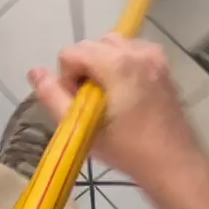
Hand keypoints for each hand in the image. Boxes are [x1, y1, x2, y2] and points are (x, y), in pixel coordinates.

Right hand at [28, 36, 204, 186]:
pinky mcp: (162, 64)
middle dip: (83, 70)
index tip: (80, 104)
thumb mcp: (81, 126)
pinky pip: (129, 51)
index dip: (68, 79)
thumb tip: (34, 71)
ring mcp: (153, 56)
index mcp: (117, 64)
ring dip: (100, 65)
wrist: (173, 163)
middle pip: (89, 46)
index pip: (71, 53)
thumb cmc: (126, 148)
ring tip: (108, 96)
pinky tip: (125, 90)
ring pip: (109, 45)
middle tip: (92, 103)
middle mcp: (136, 52)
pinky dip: (120, 63)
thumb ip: (52, 96)